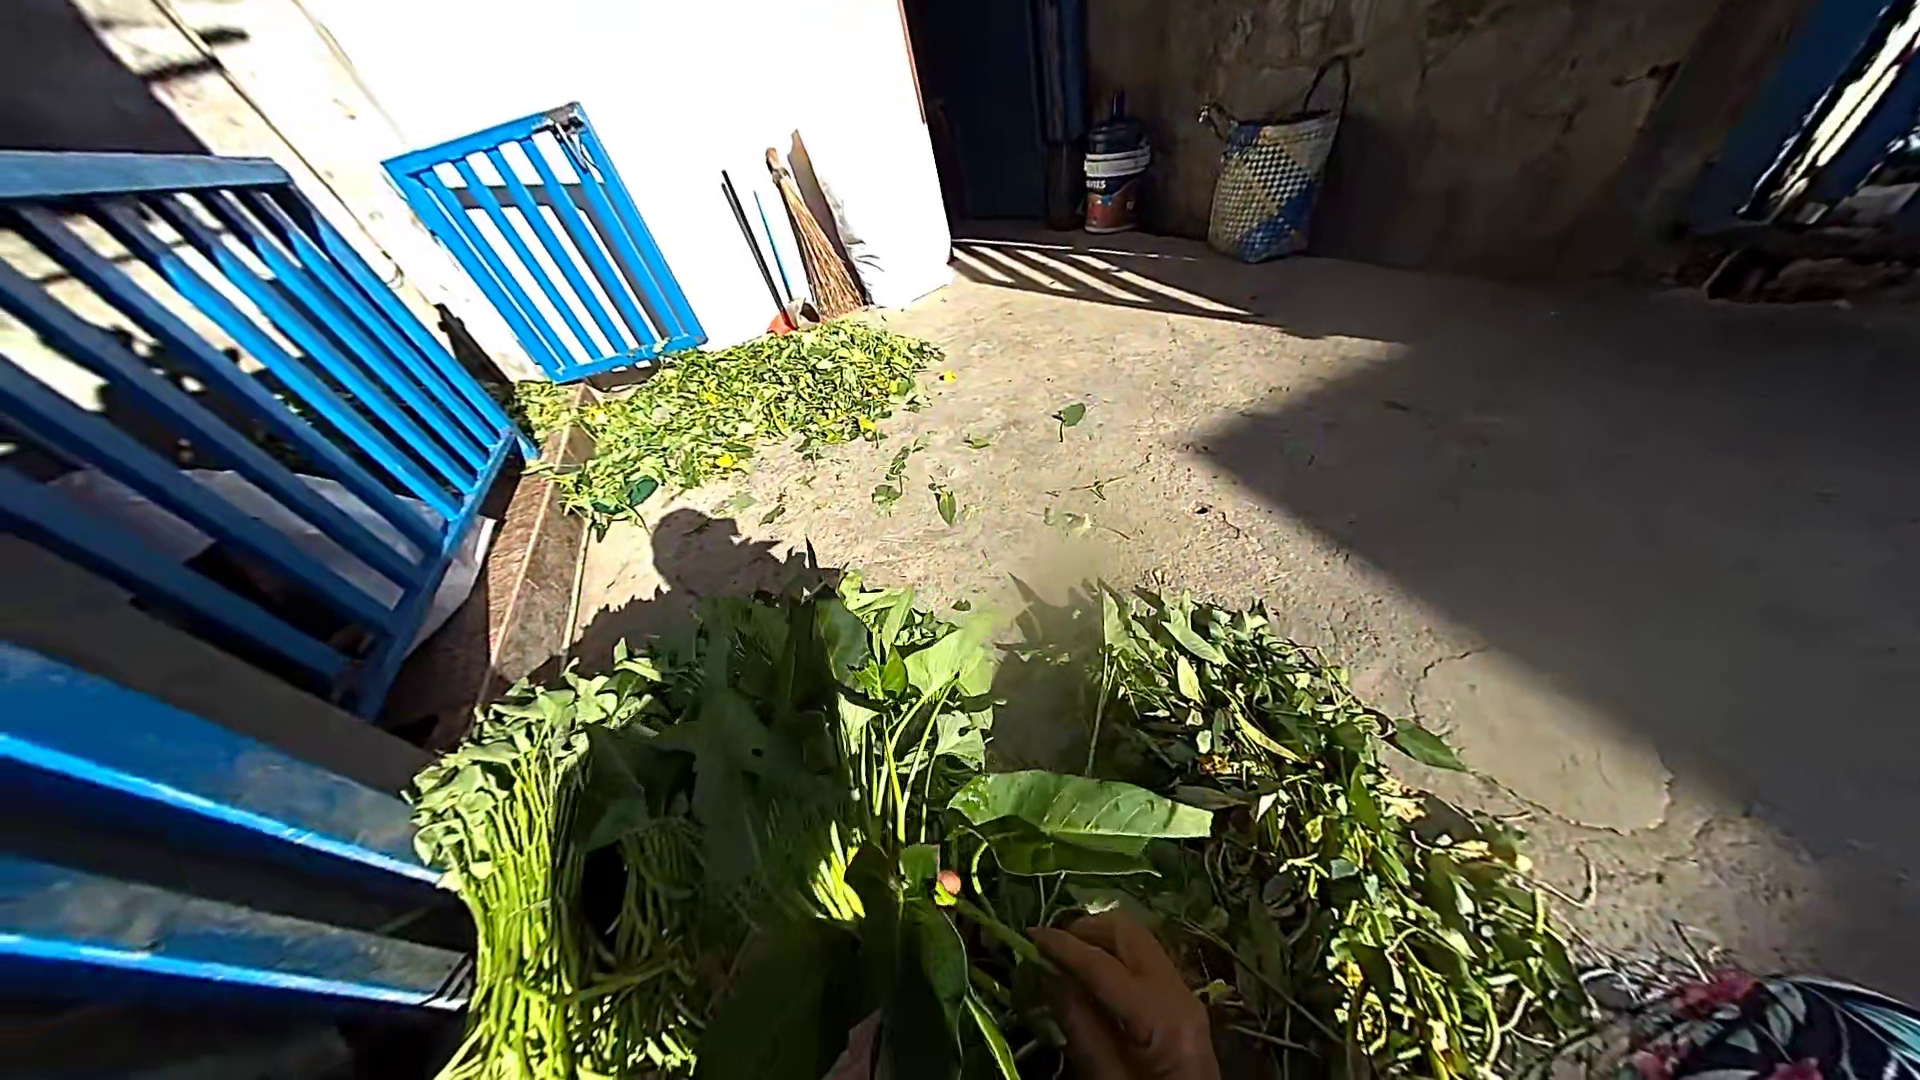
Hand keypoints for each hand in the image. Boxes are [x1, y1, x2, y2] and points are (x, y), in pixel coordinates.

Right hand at [1029, 912, 1219, 1079]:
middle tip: (1052, 948)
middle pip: (1126, 930)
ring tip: (1068, 959)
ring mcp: (1184, 993)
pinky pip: (1144, 956)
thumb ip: (1078, 1025)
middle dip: (1084, 930)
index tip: (1030, 935)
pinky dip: (1114, 953)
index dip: (1062, 945)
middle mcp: (1178, 991)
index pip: (1102, 964)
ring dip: (1099, 938)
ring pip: (1136, 936)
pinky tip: (1093, 976)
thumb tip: (1045, 973)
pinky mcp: (1181, 1000)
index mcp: (1162, 1017)